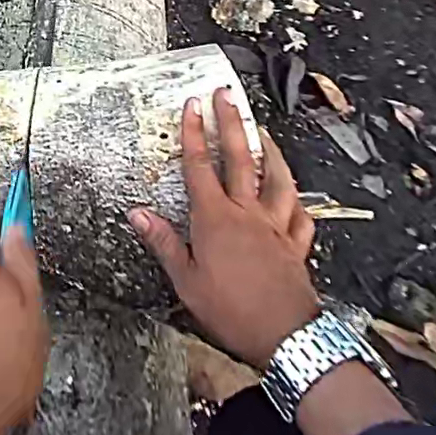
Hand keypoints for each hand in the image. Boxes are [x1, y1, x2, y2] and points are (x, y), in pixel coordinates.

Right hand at [129, 87, 320, 367]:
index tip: (191, 105)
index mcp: (215, 218)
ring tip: (263, 130)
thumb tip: (136, 213)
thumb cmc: (231, 310)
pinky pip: (299, 213)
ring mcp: (274, 225)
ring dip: (269, 150)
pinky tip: (293, 191)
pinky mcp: (295, 244)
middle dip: (230, 122)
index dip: (193, 132)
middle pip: (238, 158)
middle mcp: (247, 213)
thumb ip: (162, 241)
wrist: (286, 339)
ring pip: (275, 178)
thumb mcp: (186, 280)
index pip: (199, 165)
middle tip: (226, 95)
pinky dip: (296, 198)